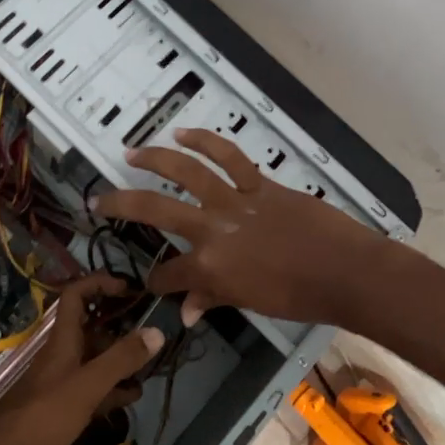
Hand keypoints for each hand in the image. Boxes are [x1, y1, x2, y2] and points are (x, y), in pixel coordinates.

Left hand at [0, 273, 162, 444]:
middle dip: (120, 326)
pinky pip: (95, 391)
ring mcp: (64, 382)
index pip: (76, 295)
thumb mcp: (87, 384)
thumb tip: (157, 330)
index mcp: (63, 339)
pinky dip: (114, 390)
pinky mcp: (66, 409)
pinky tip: (134, 396)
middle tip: (152, 330)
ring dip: (121, 361)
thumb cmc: (44, 414)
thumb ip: (121, 358)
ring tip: (152, 364)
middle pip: (92, 329)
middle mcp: (63, 355)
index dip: (98, 283)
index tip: (128, 288)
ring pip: (97, 361)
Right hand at [95, 128, 393, 326]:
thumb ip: (213, 298)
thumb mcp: (250, 303)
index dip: (157, 281)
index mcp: (210, 267)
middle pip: (155, 209)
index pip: (170, 274)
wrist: (345, 271)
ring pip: (185, 170)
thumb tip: (186, 311)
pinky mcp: (257, 184)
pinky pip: (227, 156)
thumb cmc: (299, 297)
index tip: (152, 283)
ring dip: (154, 159)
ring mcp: (233, 201)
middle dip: (121, 204)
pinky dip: (205, 141)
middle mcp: (211, 229)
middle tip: (98, 198)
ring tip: (132, 152)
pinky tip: (184, 133)